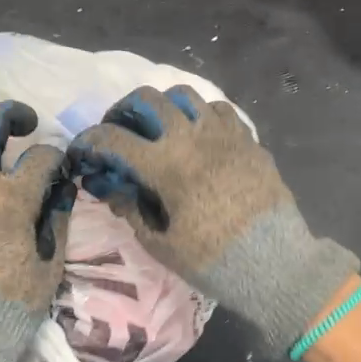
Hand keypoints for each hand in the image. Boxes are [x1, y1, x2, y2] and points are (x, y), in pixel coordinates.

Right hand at [68, 85, 358, 361]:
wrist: (278, 267)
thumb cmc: (214, 261)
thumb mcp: (160, 243)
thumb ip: (130, 209)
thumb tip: (112, 187)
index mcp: (166, 165)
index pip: (114, 139)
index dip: (90, 141)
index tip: (82, 150)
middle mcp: (192, 138)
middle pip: (148, 98)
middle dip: (124, 110)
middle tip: (120, 130)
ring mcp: (224, 135)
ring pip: (184, 95)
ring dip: (163, 106)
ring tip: (158, 127)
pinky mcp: (248, 141)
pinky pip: (218, 111)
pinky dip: (199, 116)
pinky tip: (197, 138)